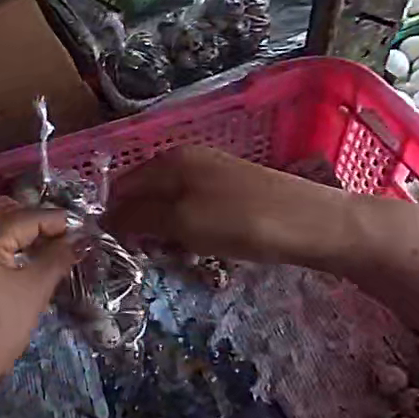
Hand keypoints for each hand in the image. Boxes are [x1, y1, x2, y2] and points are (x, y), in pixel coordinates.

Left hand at [0, 195, 78, 417]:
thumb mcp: (33, 290)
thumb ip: (57, 258)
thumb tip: (82, 240)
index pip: (25, 217)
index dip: (56, 222)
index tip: (80, 230)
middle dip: (24, 212)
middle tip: (52, 230)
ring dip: (0, 216)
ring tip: (30, 234)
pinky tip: (8, 248)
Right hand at [103, 146, 355, 267]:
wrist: (315, 225)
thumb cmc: (241, 221)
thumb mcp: (180, 222)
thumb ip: (137, 219)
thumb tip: (102, 220)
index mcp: (168, 161)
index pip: (121, 187)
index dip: (114, 218)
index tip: (121, 250)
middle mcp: (185, 161)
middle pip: (144, 196)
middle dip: (141, 228)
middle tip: (154, 256)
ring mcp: (211, 175)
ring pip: (169, 207)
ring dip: (166, 234)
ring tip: (181, 256)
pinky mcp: (231, 192)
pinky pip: (193, 212)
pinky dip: (190, 232)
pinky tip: (204, 249)